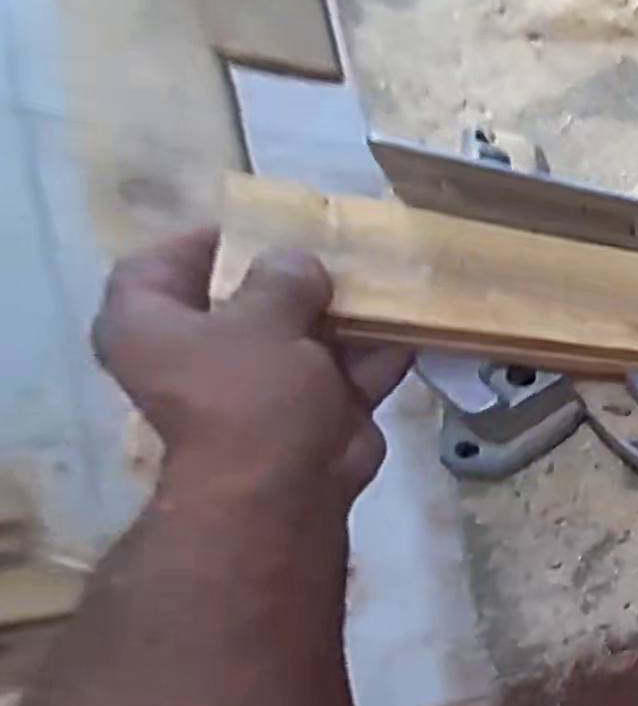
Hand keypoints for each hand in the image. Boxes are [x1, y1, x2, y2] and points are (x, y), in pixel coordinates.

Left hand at [93, 228, 412, 508]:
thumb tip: (298, 258)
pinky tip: (412, 329)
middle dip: (298, 282)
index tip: (256, 227)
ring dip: (349, 318)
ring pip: (313, 338)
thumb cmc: (251, 394)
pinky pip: (354, 371)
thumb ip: (281, 285)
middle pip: (251, 303)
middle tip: (337, 255)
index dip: (204, 242)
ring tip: (386, 286)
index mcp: (156, 325)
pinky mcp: (324, 407)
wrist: (289, 479)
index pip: (164, 267)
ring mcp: (272, 383)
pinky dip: (381, 353)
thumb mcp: (261, 324)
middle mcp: (209, 352)